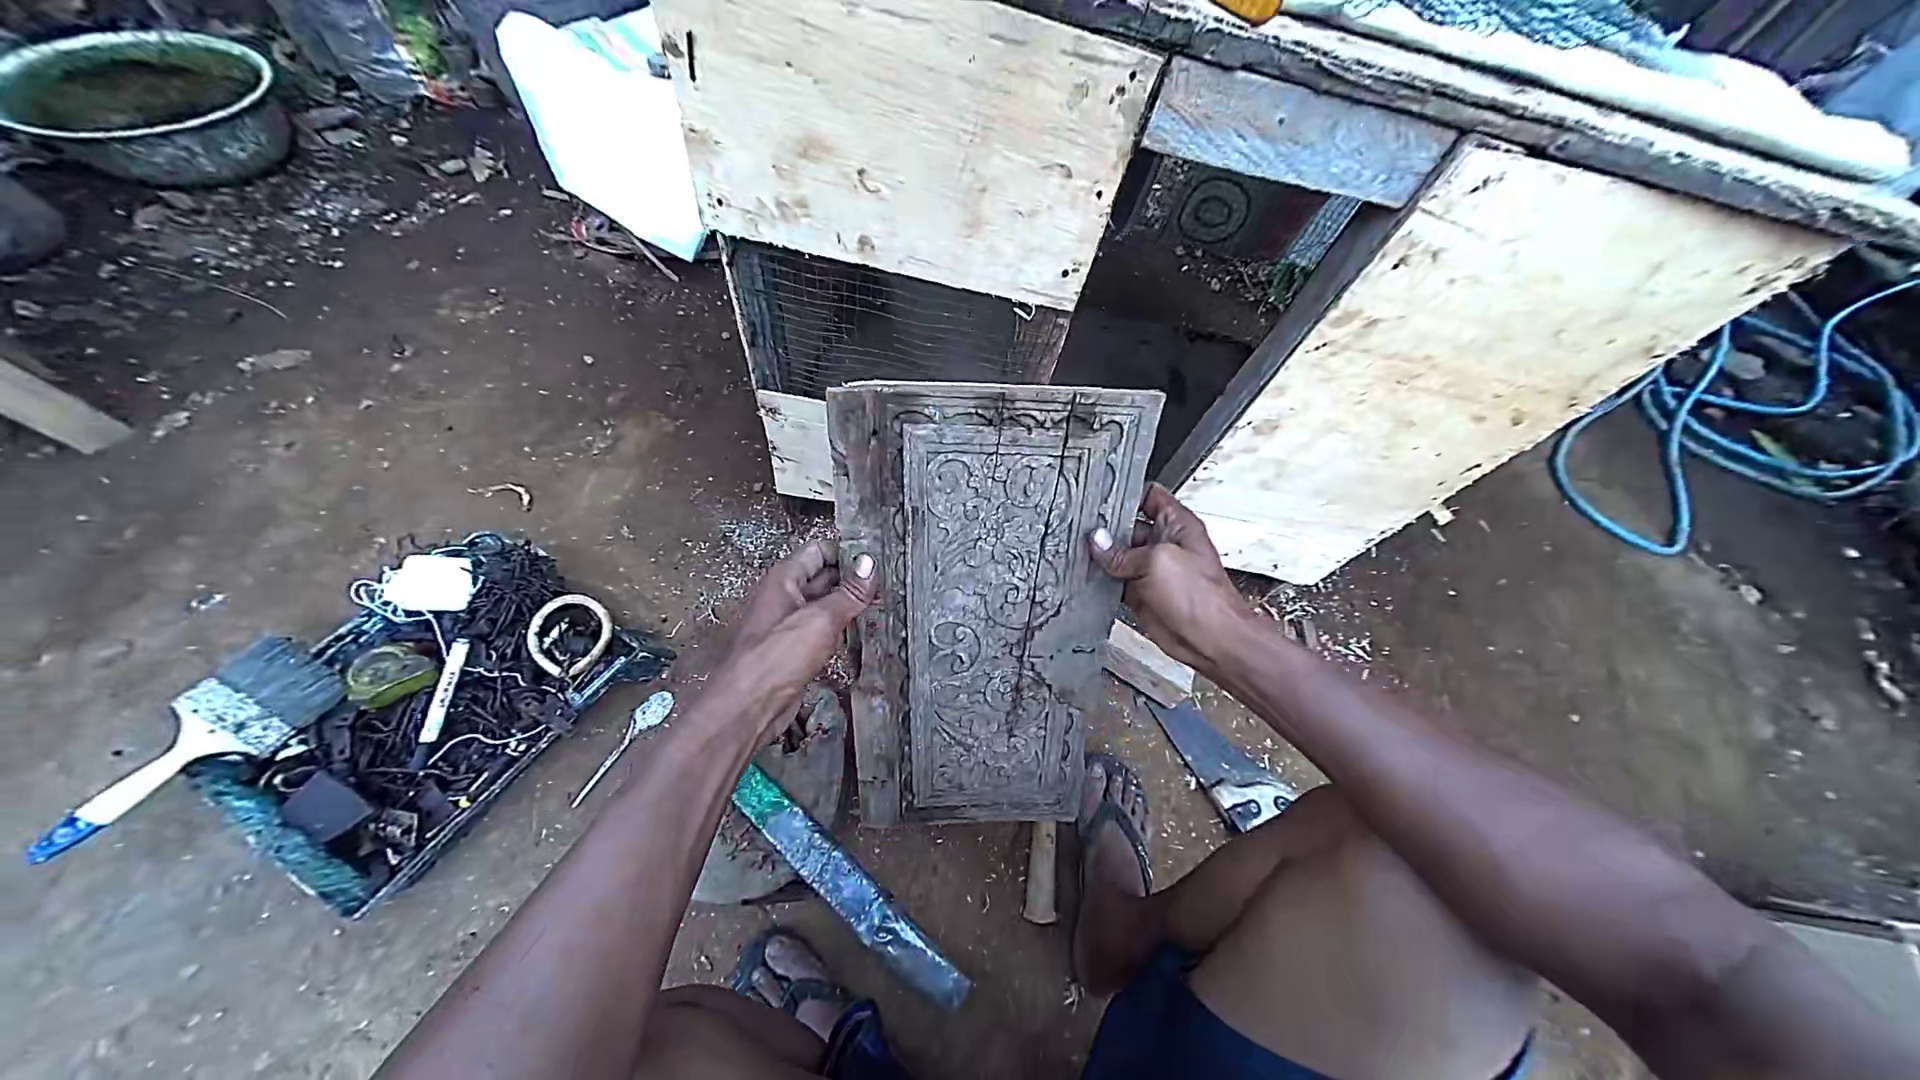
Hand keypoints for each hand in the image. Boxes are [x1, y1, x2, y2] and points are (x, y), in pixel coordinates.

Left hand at [707, 540, 877, 736]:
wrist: (749, 707)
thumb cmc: (774, 659)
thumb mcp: (819, 619)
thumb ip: (848, 592)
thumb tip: (869, 565)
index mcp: (784, 579)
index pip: (820, 551)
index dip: (848, 553)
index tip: (877, 561)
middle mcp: (786, 597)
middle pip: (825, 576)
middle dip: (854, 579)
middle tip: (888, 583)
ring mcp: (791, 623)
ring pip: (827, 603)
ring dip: (851, 603)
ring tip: (883, 603)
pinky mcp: (797, 648)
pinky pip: (824, 628)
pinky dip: (844, 627)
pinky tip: (864, 631)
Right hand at [1087, 483, 1251, 672]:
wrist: (1209, 640)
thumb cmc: (1201, 598)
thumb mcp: (1158, 562)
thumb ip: (1123, 551)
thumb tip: (1098, 541)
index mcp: (1176, 525)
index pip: (1149, 496)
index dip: (1126, 493)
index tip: (1101, 496)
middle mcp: (1163, 544)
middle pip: (1127, 525)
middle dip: (1106, 527)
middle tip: (1080, 527)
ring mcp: (1151, 569)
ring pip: (1118, 554)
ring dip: (1101, 555)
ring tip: (1076, 549)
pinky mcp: (1140, 592)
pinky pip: (1115, 580)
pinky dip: (1101, 579)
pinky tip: (1085, 574)